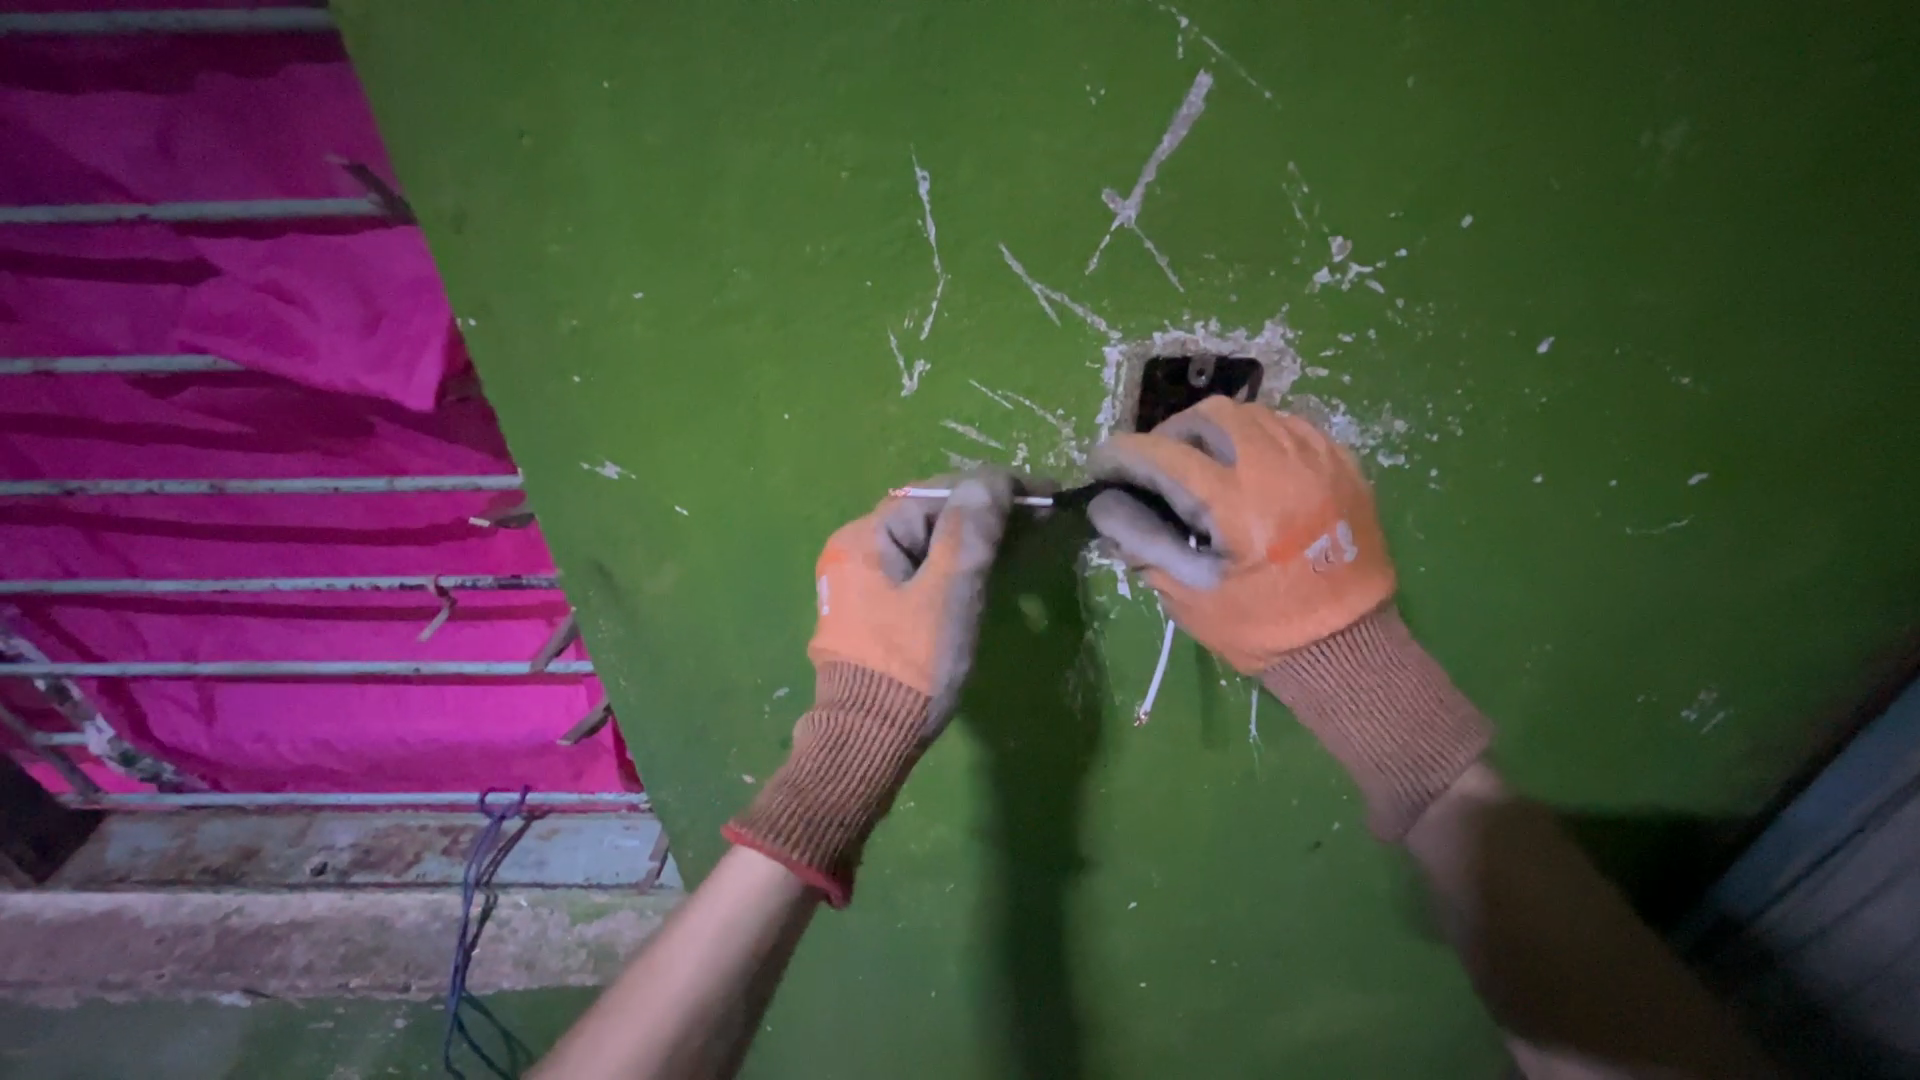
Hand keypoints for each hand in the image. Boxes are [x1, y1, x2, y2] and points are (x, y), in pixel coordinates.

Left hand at [808, 469, 1015, 724]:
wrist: (868, 739)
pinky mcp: (873, 608)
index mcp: (867, 536)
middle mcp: (857, 549)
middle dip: (986, 512)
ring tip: (1022, 538)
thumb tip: (990, 479)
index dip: (994, 488)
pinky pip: (919, 570)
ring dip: (974, 538)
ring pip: (927, 543)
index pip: (938, 493)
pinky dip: (955, 565)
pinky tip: (985, 568)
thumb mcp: (949, 594)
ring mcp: (861, 580)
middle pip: (931, 515)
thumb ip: (969, 532)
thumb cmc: (912, 665)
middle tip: (1040, 517)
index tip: (1044, 495)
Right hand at [1090, 398, 1487, 839]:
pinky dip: (1256, 437)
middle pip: (1208, 416)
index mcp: (1236, 502)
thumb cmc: (1260, 628)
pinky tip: (1248, 469)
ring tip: (1200, 466)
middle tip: (1157, 467)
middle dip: (1170, 434)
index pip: (1162, 454)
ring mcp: (1316, 458)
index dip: (1121, 455)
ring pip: (1250, 413)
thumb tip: (1104, 504)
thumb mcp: (1189, 593)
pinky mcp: (1342, 464)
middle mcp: (1278, 464)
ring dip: (1213, 433)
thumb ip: (1143, 541)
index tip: (1101, 466)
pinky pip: (1288, 425)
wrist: (1349, 647)